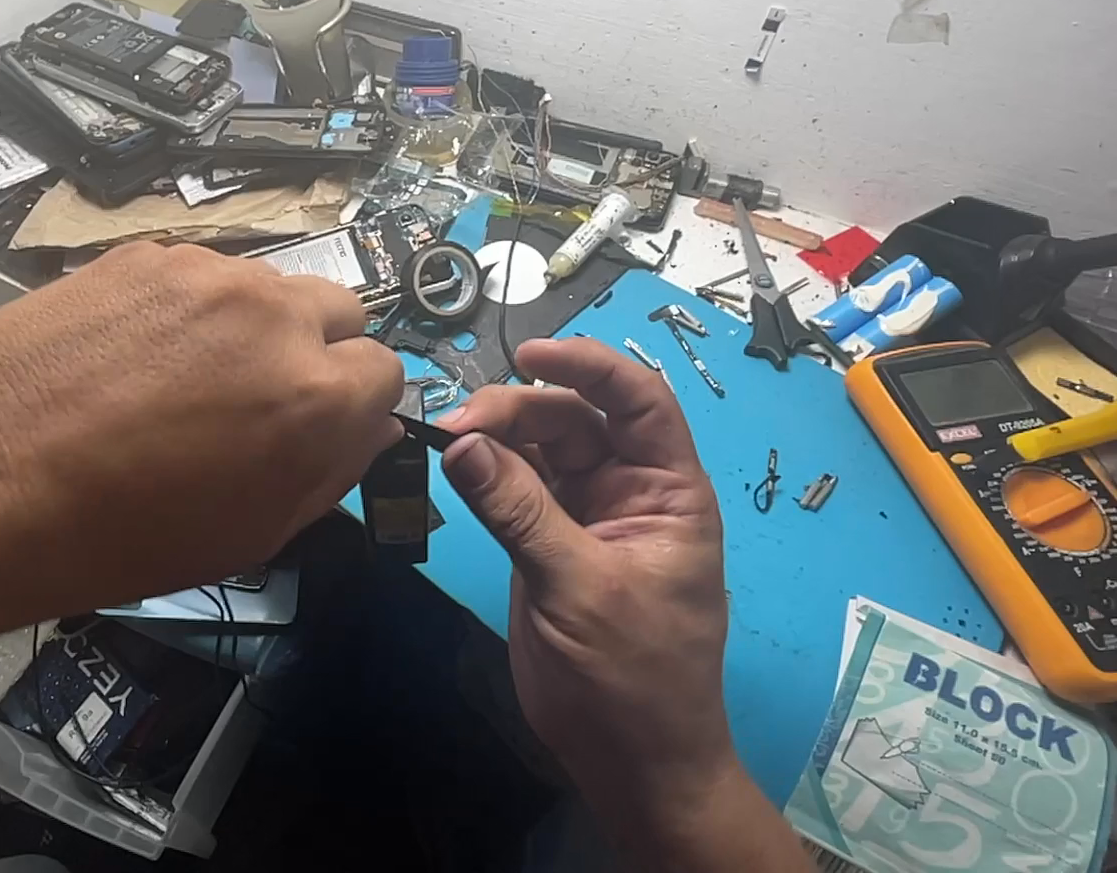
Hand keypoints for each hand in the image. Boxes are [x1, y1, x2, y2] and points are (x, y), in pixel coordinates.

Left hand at [0, 241, 403, 620]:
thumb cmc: (118, 538)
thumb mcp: (250, 533)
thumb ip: (331, 472)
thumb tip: (370, 426)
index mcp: (314, 394)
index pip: (385, 371)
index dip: (356, 405)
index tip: (317, 426)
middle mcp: (274, 314)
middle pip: (340, 311)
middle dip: (317, 353)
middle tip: (257, 397)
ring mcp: (206, 271)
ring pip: (271, 287)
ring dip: (255, 326)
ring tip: (186, 374)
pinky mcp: (144, 252)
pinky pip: (204, 274)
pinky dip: (195, 307)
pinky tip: (137, 349)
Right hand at [437, 337, 735, 810]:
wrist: (628, 761)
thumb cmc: (634, 677)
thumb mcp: (581, 587)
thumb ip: (520, 511)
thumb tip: (460, 444)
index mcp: (666, 490)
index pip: (638, 401)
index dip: (589, 366)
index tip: (530, 355)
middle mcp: (626, 489)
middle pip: (573, 419)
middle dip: (519, 410)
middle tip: (461, 424)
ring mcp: (581, 512)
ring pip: (537, 448)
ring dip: (495, 436)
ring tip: (449, 439)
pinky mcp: (544, 538)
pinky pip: (512, 486)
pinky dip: (483, 471)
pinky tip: (455, 463)